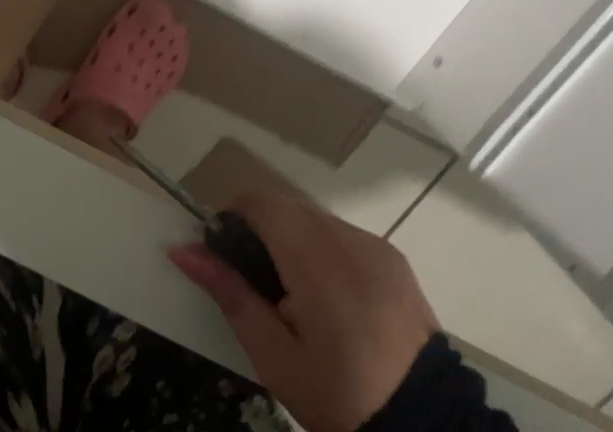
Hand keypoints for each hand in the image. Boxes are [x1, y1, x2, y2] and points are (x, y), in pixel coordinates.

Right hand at [170, 191, 438, 431]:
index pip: (261, 203)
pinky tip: (328, 300)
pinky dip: (322, 252)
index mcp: (317, 260)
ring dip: (291, 241)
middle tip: (253, 285)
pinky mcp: (396, 262)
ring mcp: (378, 248)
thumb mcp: (274, 355)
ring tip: (293, 298)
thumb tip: (183, 250)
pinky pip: (344, 237)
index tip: (225, 256)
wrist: (429, 426)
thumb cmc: (341, 395)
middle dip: (260, 232)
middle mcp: (350, 240)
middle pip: (286, 208)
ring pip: (315, 220)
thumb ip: (230, 294)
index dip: (232, 217)